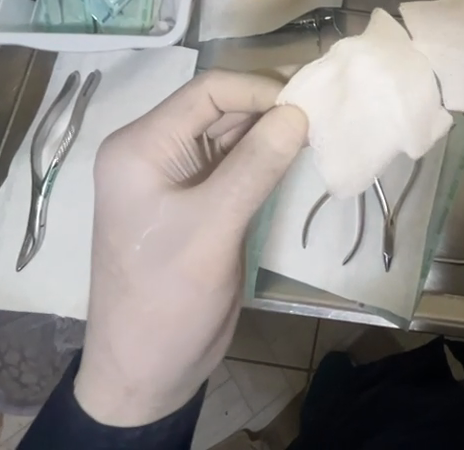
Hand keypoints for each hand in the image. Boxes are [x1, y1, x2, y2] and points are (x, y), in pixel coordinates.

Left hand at [72, 71, 307, 425]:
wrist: (145, 375)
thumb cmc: (166, 300)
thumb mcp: (212, 229)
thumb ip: (255, 166)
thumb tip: (299, 112)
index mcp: (141, 147)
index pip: (206, 91)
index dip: (258, 89)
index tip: (307, 105)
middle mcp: (155, 150)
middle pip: (220, 106)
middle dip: (269, 107)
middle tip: (322, 113)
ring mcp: (178, 173)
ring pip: (232, 130)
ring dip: (272, 128)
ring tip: (319, 128)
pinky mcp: (199, 196)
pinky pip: (236, 158)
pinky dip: (267, 153)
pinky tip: (299, 151)